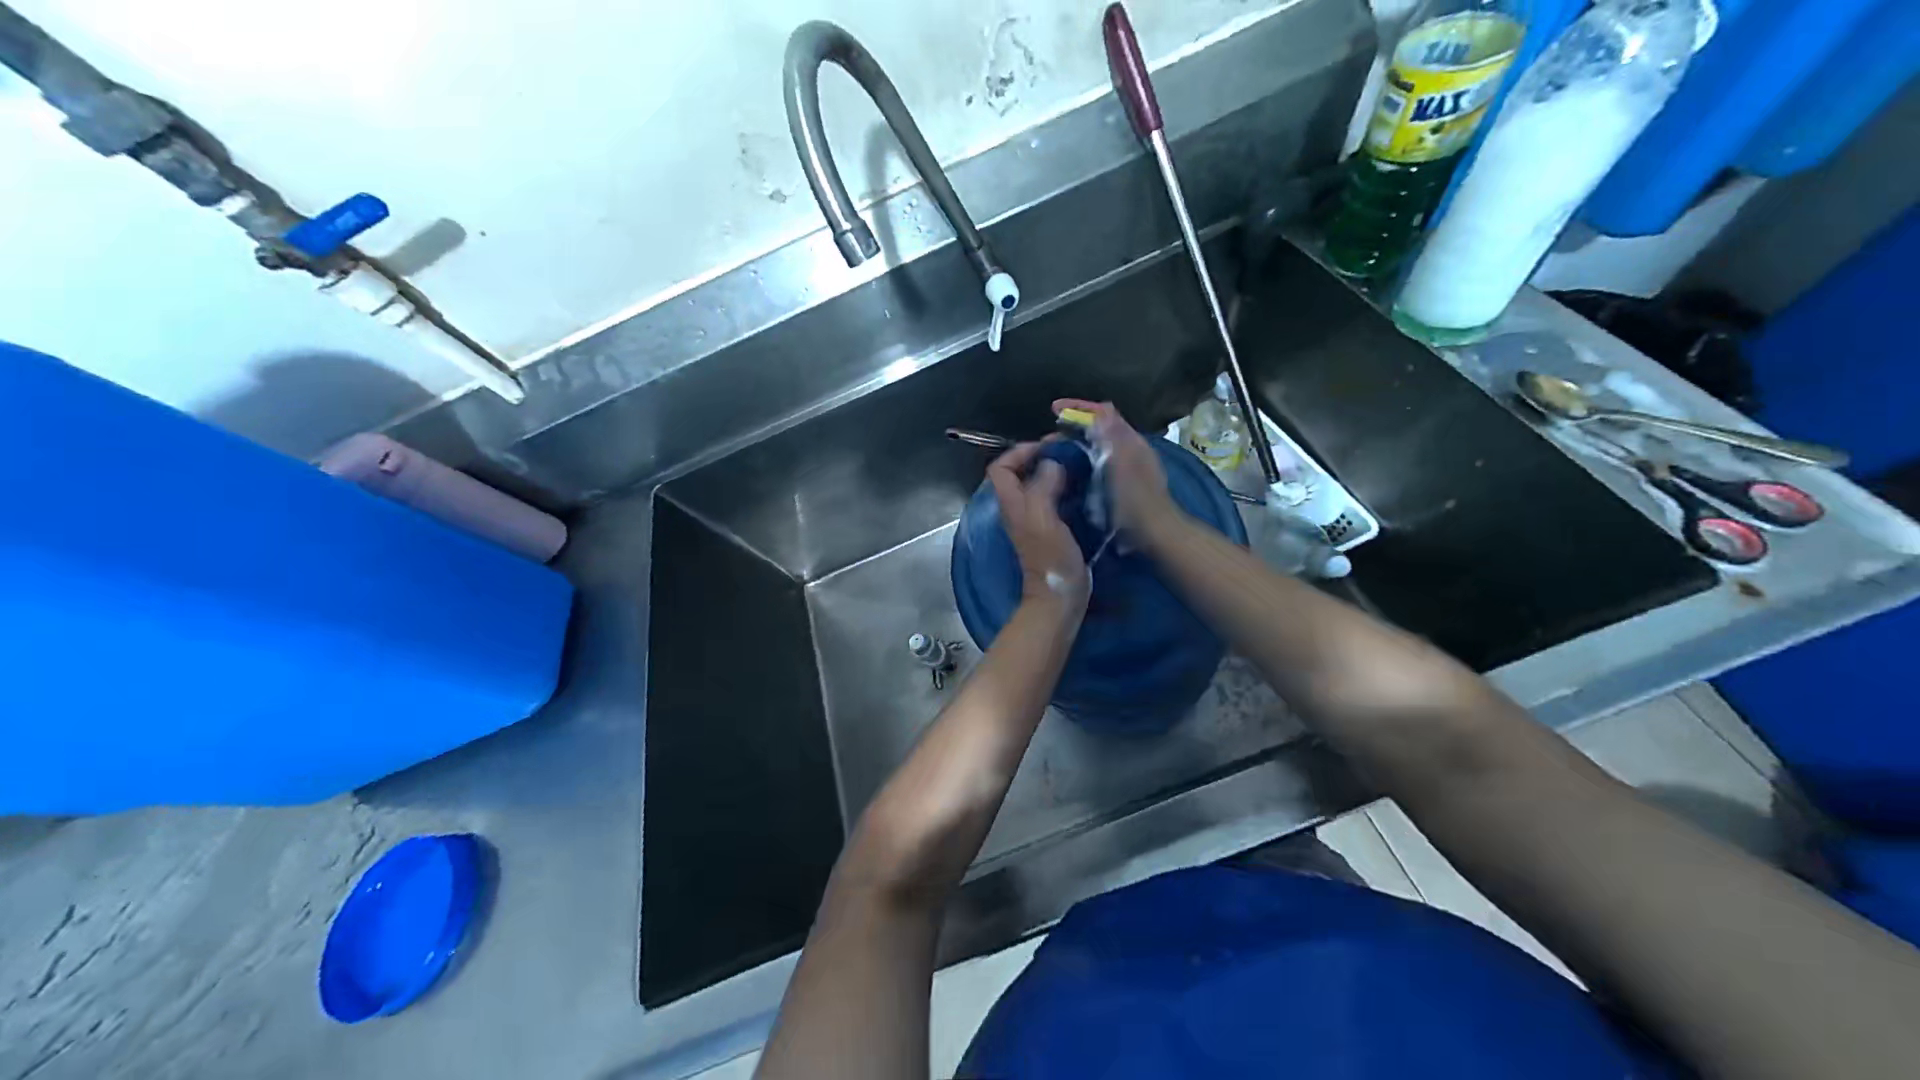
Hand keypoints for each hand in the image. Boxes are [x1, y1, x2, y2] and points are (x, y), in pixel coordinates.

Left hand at [987, 441, 1090, 604]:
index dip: (1018, 452)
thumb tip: (1050, 463)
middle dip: (1040, 457)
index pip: (1000, 468)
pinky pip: (1051, 498)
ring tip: (1078, 463)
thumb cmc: (1051, 560)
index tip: (1047, 447)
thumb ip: (1043, 488)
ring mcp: (1033, 520)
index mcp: (1012, 504)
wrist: (1059, 598)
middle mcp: (1019, 509)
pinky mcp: (1049, 529)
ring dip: (1053, 471)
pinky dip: (1064, 487)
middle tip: (1069, 451)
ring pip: (1036, 484)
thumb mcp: (1045, 520)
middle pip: (1018, 473)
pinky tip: (1083, 486)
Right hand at [1053, 400, 1181, 542]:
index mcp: (1131, 441)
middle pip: (1100, 426)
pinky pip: (1100, 461)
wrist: (1157, 535)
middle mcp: (1131, 448)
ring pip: (1099, 444)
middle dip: (1074, 426)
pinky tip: (1071, 472)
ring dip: (1077, 443)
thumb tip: (1100, 409)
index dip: (1078, 407)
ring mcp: (1129, 466)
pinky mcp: (1124, 483)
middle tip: (1049, 439)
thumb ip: (1112, 438)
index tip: (1053, 409)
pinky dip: (1083, 460)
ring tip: (1054, 453)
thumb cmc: (1137, 502)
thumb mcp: (1122, 467)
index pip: (1104, 412)